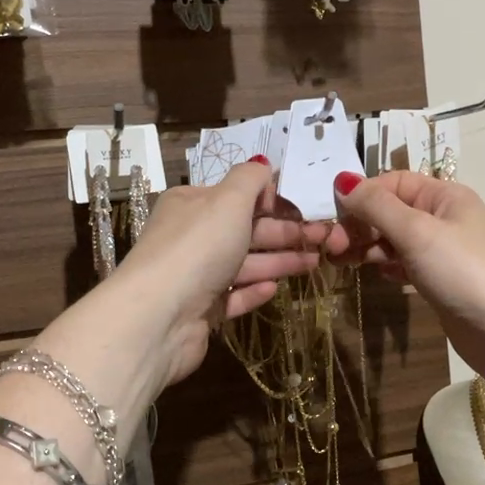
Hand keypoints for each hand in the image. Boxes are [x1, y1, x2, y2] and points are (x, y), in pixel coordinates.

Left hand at [33, 160, 324, 418]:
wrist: (158, 317)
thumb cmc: (197, 248)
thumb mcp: (229, 199)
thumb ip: (252, 179)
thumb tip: (263, 167)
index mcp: (192, 204)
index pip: (238, 197)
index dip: (273, 201)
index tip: (307, 208)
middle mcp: (190, 237)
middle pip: (245, 231)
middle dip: (286, 234)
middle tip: (326, 238)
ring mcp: (194, 277)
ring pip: (244, 264)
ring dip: (279, 262)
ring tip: (316, 263)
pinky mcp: (199, 312)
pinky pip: (232, 297)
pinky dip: (254, 290)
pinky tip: (277, 289)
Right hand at [322, 172, 484, 393]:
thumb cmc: (463, 271)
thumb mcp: (417, 231)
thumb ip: (376, 206)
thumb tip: (342, 180)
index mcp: (444, 195)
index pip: (392, 182)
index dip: (361, 195)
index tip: (330, 217)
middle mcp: (444, 218)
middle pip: (390, 210)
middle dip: (359, 223)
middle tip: (332, 248)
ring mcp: (442, 252)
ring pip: (393, 239)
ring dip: (367, 245)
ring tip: (341, 262)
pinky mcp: (438, 282)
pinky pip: (403, 264)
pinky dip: (385, 265)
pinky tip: (374, 273)